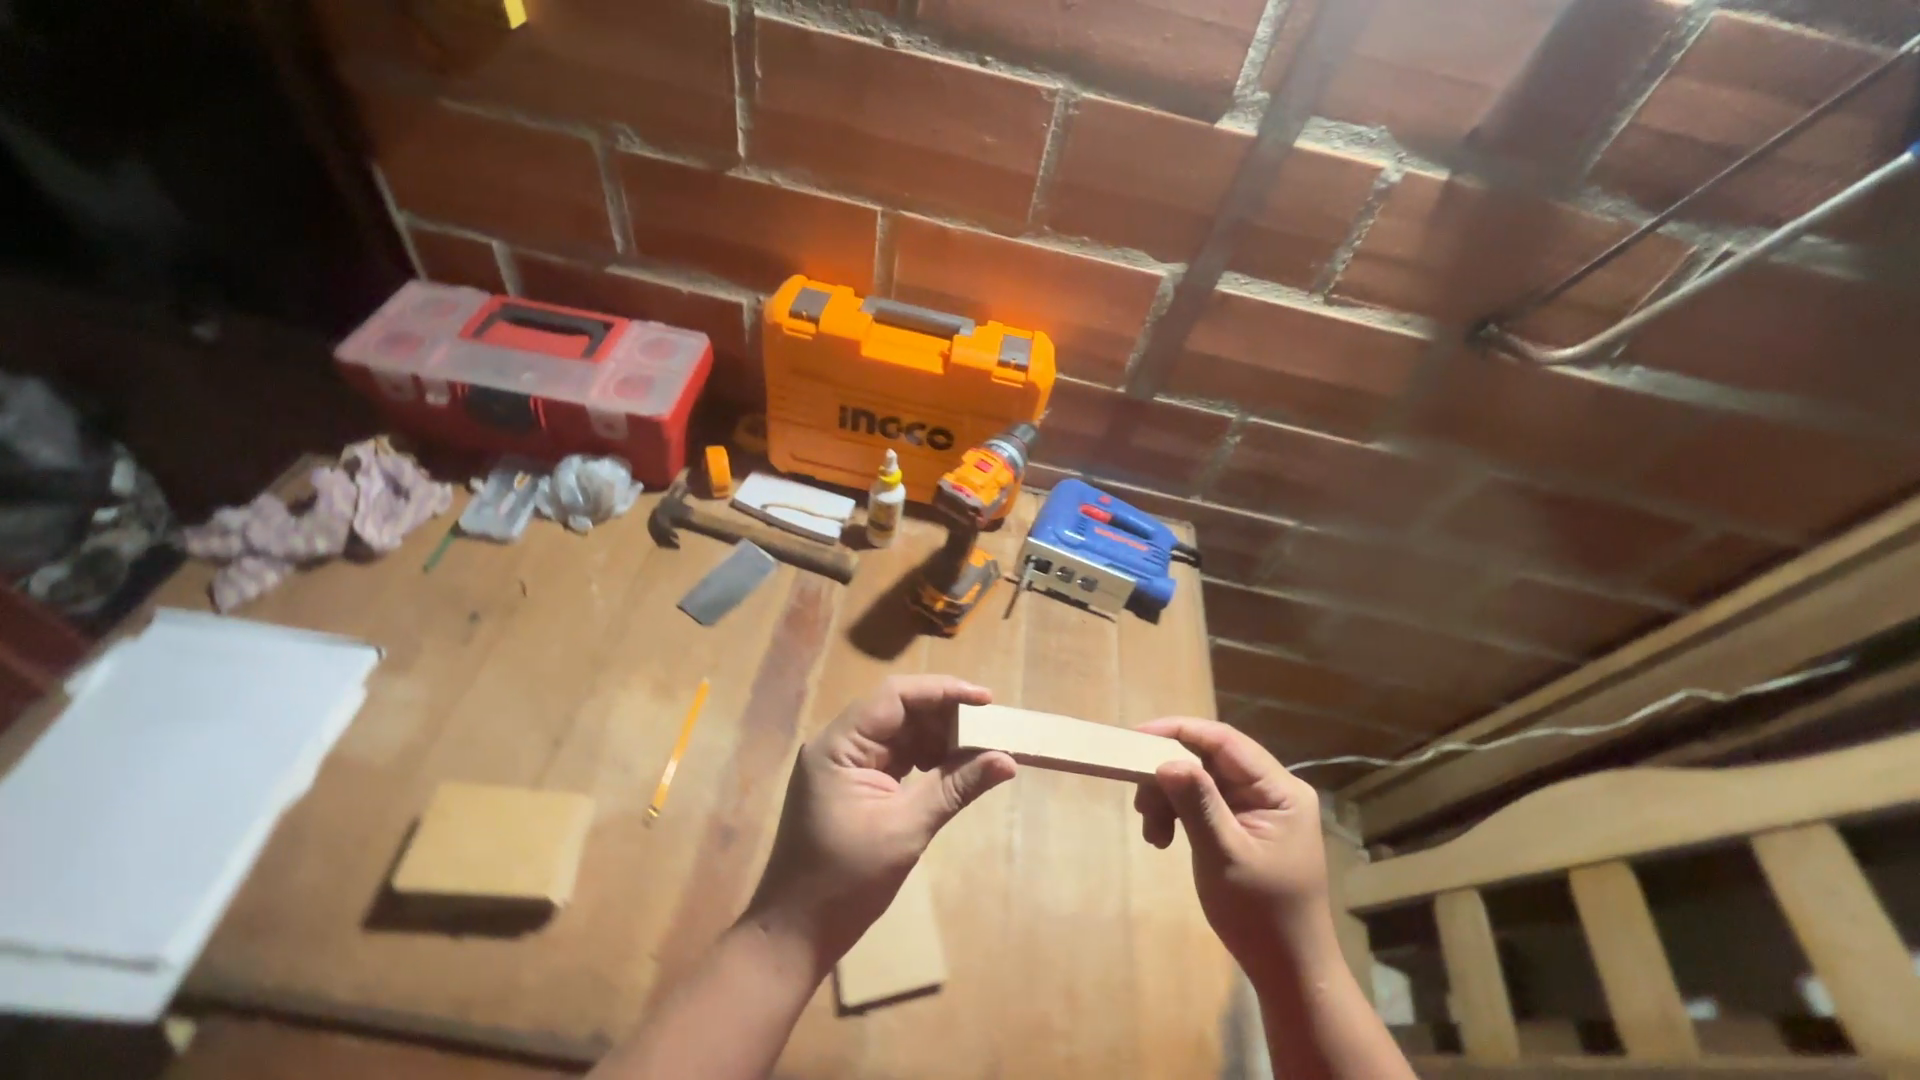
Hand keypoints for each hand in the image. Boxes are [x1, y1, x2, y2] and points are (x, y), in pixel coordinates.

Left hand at [745, 675, 1017, 967]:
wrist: (796, 931)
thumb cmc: (844, 881)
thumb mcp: (906, 830)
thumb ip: (955, 788)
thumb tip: (1006, 760)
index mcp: (839, 746)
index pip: (894, 697)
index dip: (942, 691)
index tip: (986, 700)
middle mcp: (838, 746)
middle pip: (898, 712)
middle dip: (945, 715)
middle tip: (991, 727)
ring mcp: (844, 767)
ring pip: (899, 735)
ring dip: (938, 738)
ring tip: (981, 748)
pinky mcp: (853, 788)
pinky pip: (895, 759)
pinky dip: (926, 761)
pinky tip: (954, 769)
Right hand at [1132, 717, 1333, 982]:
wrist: (1288, 970)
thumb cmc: (1261, 915)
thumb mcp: (1224, 857)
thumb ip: (1198, 804)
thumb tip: (1166, 760)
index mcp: (1281, 790)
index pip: (1225, 741)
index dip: (1179, 731)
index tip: (1134, 738)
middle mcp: (1272, 790)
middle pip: (1210, 760)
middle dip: (1169, 776)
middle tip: (1139, 803)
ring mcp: (1258, 808)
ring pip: (1201, 781)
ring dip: (1169, 799)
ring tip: (1152, 834)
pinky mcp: (1243, 825)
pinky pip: (1203, 803)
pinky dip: (1178, 815)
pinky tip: (1162, 839)